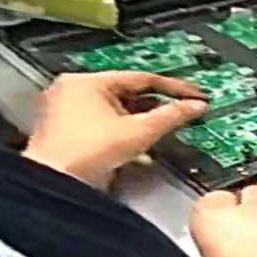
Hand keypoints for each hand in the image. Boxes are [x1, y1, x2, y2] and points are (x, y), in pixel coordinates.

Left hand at [21, 71, 205, 187]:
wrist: (58, 177)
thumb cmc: (93, 148)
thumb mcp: (144, 129)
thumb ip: (174, 114)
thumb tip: (197, 105)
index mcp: (86, 82)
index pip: (142, 79)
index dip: (176, 88)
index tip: (198, 95)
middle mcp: (71, 89)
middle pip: (129, 91)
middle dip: (160, 102)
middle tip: (186, 109)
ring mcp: (65, 107)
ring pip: (118, 105)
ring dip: (146, 115)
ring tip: (168, 123)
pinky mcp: (66, 124)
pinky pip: (106, 117)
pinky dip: (128, 123)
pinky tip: (144, 135)